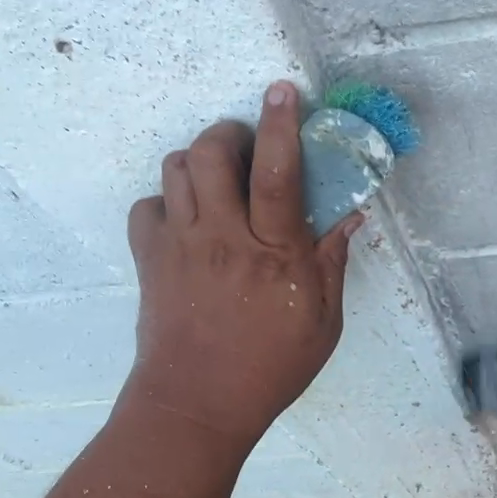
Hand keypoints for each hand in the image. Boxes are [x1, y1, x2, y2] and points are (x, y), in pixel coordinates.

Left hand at [123, 80, 361, 448]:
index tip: (281, 90)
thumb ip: (332, 262)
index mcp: (273, 252)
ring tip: (218, 177)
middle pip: (210, 154)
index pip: (275, 173)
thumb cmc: (269, 367)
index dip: (281, 126)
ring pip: (175, 170)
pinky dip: (166, 201)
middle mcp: (222, 237)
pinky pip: (147, 206)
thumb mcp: (323, 321)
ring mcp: (179, 246)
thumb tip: (349, 215)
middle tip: (246, 146)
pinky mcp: (149, 260)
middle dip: (228, 133)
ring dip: (198, 160)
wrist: (195, 406)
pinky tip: (186, 219)